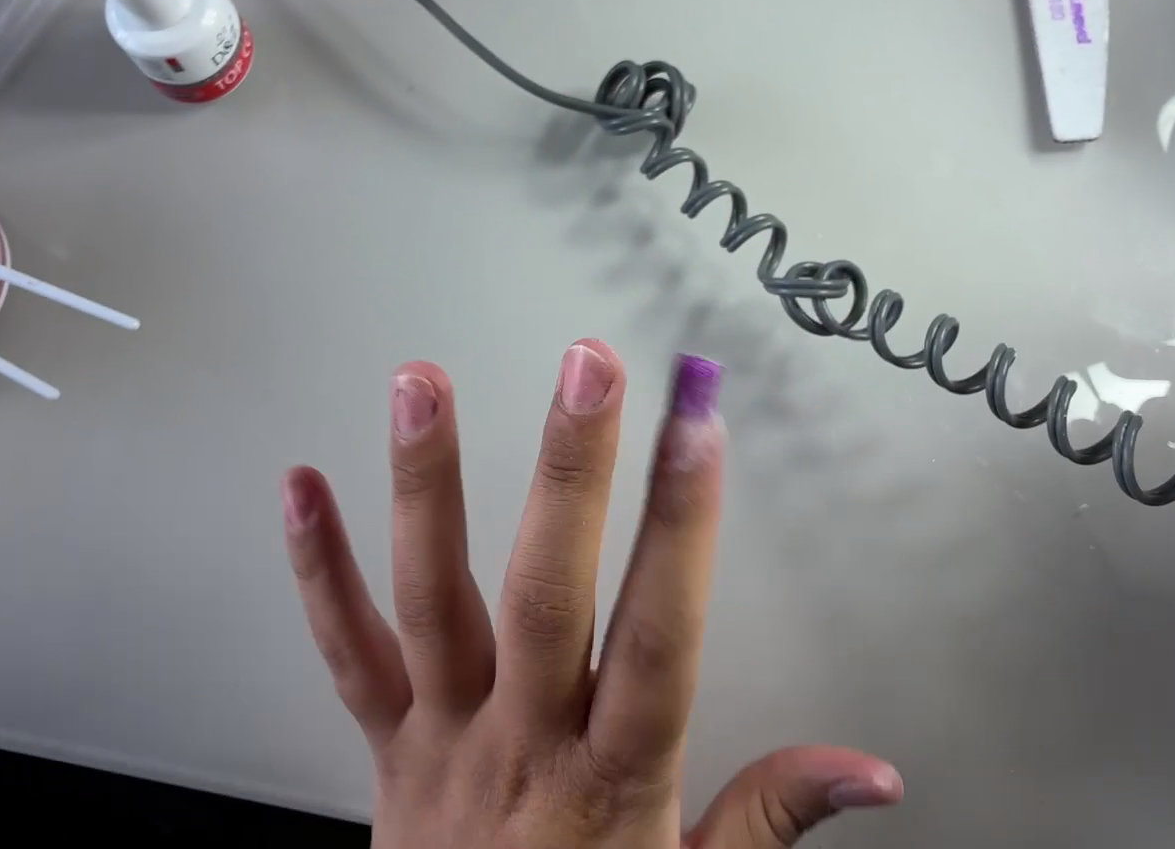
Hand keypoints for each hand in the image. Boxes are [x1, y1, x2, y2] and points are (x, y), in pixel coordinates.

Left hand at [281, 340, 901, 847]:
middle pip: (546, 593)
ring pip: (430, 594)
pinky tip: (302, 485)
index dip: (683, 528)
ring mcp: (441, 732)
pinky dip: (317, 565)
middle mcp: (522, 740)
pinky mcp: (384, 738)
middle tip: (586, 371)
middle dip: (572, 472)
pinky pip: (345, 649)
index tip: (699, 429)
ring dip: (428, 482)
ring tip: (423, 383)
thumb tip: (872, 773)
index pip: (660, 635)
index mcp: (613, 775)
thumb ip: (774, 814)